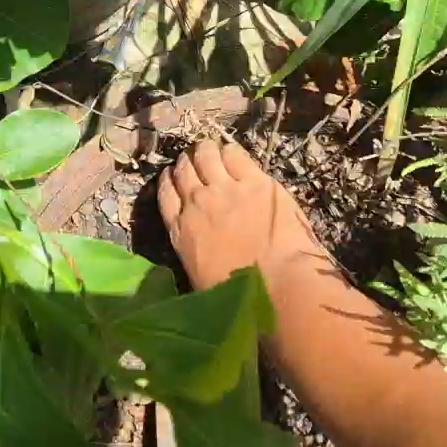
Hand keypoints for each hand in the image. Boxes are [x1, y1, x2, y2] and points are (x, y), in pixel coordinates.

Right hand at [157, 139, 331, 292]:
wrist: (280, 284)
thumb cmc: (241, 296)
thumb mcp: (199, 277)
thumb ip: (191, 250)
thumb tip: (194, 243)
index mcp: (181, 229)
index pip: (166, 193)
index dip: (168, 180)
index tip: (172, 175)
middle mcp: (197, 203)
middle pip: (183, 170)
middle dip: (186, 163)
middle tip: (194, 161)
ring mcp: (225, 188)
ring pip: (205, 155)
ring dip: (205, 151)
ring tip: (210, 150)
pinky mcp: (254, 180)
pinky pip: (234, 154)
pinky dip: (230, 151)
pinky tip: (232, 152)